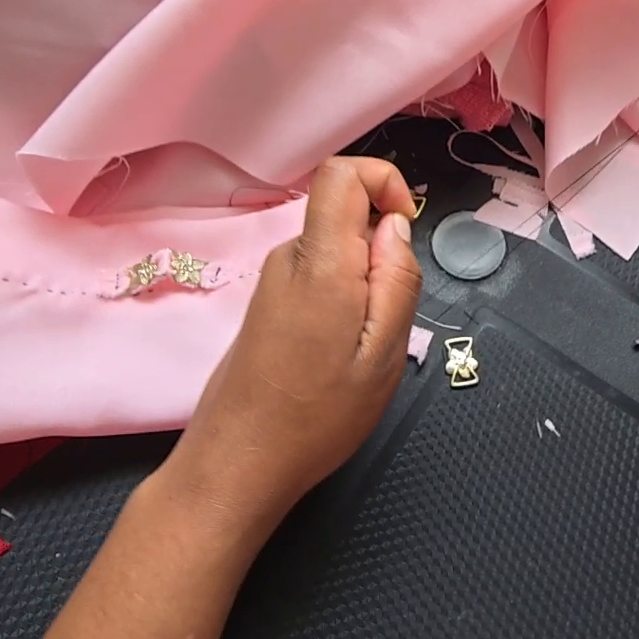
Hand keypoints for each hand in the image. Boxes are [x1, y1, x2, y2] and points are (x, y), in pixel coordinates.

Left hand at [154, 157, 420, 532]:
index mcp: (322, 263)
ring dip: (364, 279)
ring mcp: (274, 278)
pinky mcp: (268, 300)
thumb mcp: (383, 354)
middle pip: (344, 211)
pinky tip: (337, 350)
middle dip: (381, 249)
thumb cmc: (317, 416)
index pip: (342, 173)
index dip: (383, 181)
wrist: (235, 465)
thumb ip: (398, 279)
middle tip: (385, 317)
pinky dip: (343, 296)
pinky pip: (320, 272)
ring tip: (360, 343)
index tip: (403, 230)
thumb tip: (395, 226)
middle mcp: (290, 258)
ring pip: (336, 247)